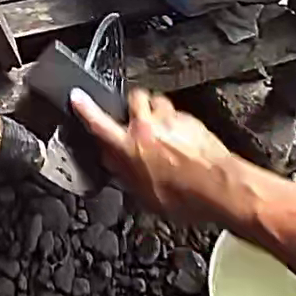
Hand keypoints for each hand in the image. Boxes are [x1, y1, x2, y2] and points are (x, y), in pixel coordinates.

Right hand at [71, 87, 240, 226]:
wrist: (219, 187)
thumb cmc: (185, 197)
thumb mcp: (145, 196)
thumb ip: (125, 172)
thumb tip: (113, 161)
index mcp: (130, 148)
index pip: (99, 123)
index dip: (84, 109)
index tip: (77, 97)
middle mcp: (148, 128)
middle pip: (133, 99)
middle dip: (134, 108)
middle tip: (137, 122)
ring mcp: (170, 120)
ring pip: (156, 102)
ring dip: (156, 113)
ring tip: (161, 132)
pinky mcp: (189, 118)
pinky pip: (176, 112)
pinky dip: (175, 122)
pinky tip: (181, 141)